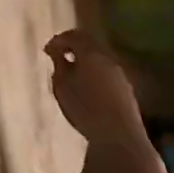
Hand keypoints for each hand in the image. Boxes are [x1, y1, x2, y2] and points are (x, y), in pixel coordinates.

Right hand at [44, 29, 147, 157]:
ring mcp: (121, 76)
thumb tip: (58, 53)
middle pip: (90, 47)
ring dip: (84, 64)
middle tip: (58, 59)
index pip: (74, 36)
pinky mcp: (126, 92)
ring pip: (99, 61)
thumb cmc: (84, 106)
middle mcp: (109, 61)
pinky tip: (86, 89)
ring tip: (70, 76)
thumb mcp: (61, 84)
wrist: (119, 136)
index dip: (58, 40)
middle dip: (73, 50)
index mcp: (92, 54)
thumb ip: (59, 65)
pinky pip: (106, 75)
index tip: (46, 51)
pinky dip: (93, 75)